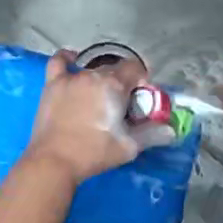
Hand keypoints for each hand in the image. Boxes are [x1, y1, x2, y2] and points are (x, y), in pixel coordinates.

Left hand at [25, 50, 173, 183]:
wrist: (54, 161)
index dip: (141, 81)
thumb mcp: (129, 147)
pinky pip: (59, 62)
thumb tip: (171, 130)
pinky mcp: (52, 86)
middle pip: (114, 70)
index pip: (135, 68)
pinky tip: (72, 62)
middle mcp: (92, 75)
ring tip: (99, 101)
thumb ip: (152, 134)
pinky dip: (68, 60)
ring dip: (100, 81)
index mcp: (114, 84)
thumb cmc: (93, 153)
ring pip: (91, 70)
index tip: (139, 101)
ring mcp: (70, 78)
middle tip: (121, 109)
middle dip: (122, 85)